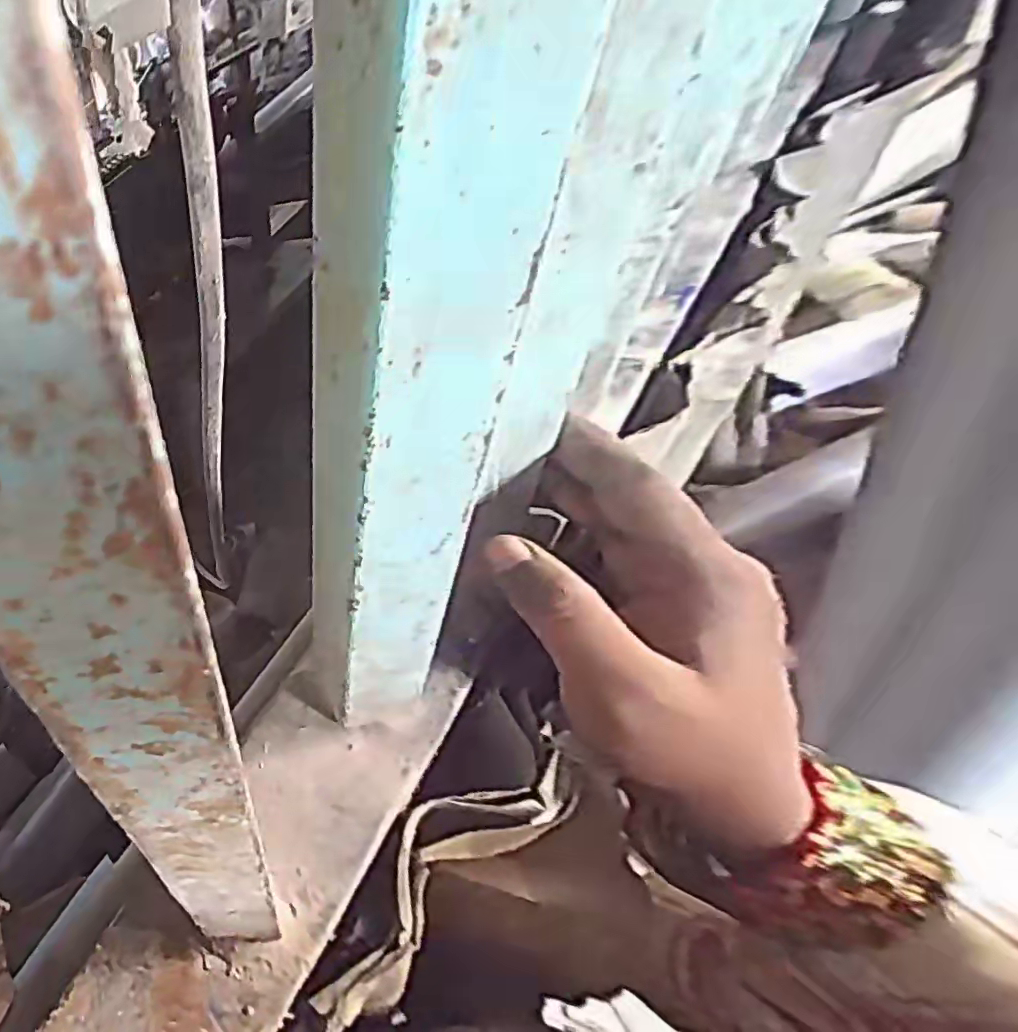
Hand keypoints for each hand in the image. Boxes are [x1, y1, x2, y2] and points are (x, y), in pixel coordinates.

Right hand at [484, 417, 812, 853]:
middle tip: (485, 446)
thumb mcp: (618, 685)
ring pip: (607, 524)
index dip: (584, 448)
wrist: (737, 807)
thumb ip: (562, 611)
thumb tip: (499, 545)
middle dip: (555, 469)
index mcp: (703, 572)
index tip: (531, 415)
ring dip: (550, 502)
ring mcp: (680, 584)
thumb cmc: (684, 747)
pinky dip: (556, 538)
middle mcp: (697, 565)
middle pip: (619, 499)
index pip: (637, 488)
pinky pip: (601, 555)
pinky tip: (515, 534)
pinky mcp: (658, 604)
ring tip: (486, 481)